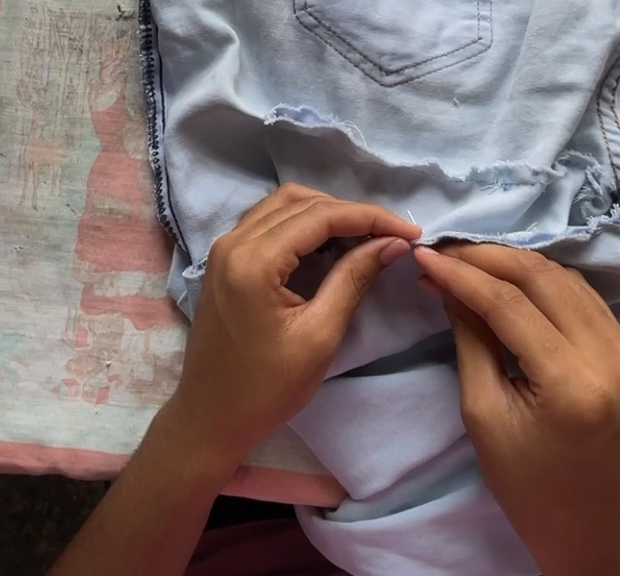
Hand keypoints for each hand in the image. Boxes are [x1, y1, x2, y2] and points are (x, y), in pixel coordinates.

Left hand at [164, 185, 420, 471]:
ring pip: (283, 206)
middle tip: (390, 234)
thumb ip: (354, 279)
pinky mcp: (226, 258)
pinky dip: (302, 224)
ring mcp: (225, 247)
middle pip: (299, 202)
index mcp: (253, 260)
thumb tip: (392, 243)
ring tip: (366, 235)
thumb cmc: (266, 388)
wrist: (210, 417)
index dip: (368, 217)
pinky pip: (268, 222)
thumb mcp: (319, 335)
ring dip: (325, 213)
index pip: (318, 216)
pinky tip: (331, 243)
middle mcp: (233, 241)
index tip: (409, 230)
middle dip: (350, 213)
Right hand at [414, 244, 619, 575]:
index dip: (461, 273)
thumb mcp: (484, 415)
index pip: (508, 303)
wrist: (599, 535)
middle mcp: (609, 357)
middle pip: (540, 276)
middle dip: (484, 257)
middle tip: (442, 252)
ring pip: (564, 276)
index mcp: (572, 383)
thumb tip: (445, 284)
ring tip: (467, 261)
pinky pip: (581, 295)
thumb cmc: (530, 488)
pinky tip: (507, 278)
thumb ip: (470, 340)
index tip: (423, 256)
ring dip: (511, 262)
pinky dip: (540, 278)